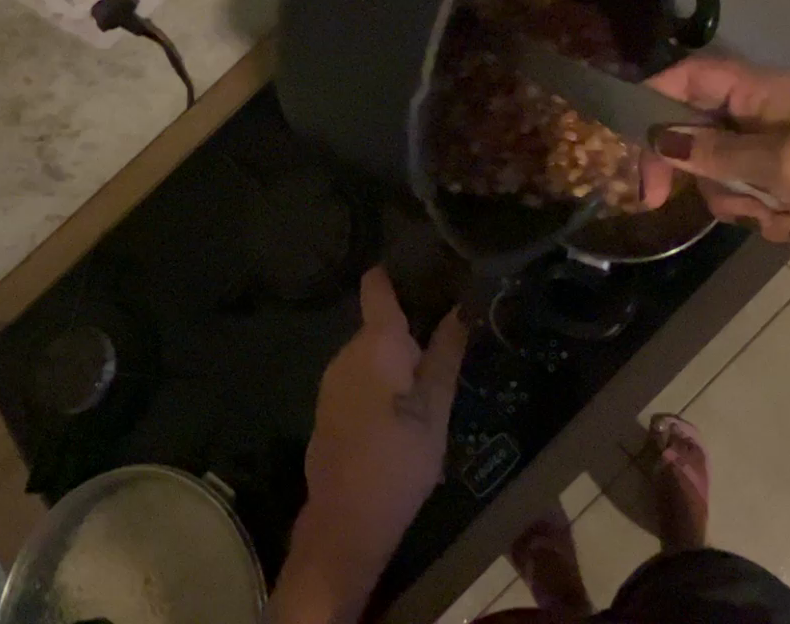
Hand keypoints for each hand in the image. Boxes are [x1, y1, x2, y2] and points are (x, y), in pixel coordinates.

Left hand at [275, 268, 467, 622]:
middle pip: (380, 322)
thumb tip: (462, 304)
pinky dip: (381, 382)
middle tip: (449, 339)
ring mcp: (332, 380)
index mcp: (376, 341)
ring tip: (432, 379)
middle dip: (411, 327)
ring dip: (397, 359)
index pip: (377, 285)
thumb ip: (446, 350)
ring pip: (371, 353)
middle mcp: (347, 350)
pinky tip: (402, 411)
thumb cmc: (401, 457)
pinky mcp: (327, 407)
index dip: (398, 271)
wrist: (346, 520)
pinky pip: (359, 378)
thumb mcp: (437, 405)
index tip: (428, 267)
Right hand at [639, 58, 789, 273]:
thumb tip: (660, 140)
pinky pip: (746, 197)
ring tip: (771, 212)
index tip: (627, 139)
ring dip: (732, 198)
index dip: (654, 97)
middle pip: (696, 128)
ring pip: (717, 170)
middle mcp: (767, 114)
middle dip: (689, 166)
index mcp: (768, 91)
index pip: (693, 76)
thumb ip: (717, 152)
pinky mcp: (789, 186)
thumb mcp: (783, 165)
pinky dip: (759, 215)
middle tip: (658, 199)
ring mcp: (779, 151)